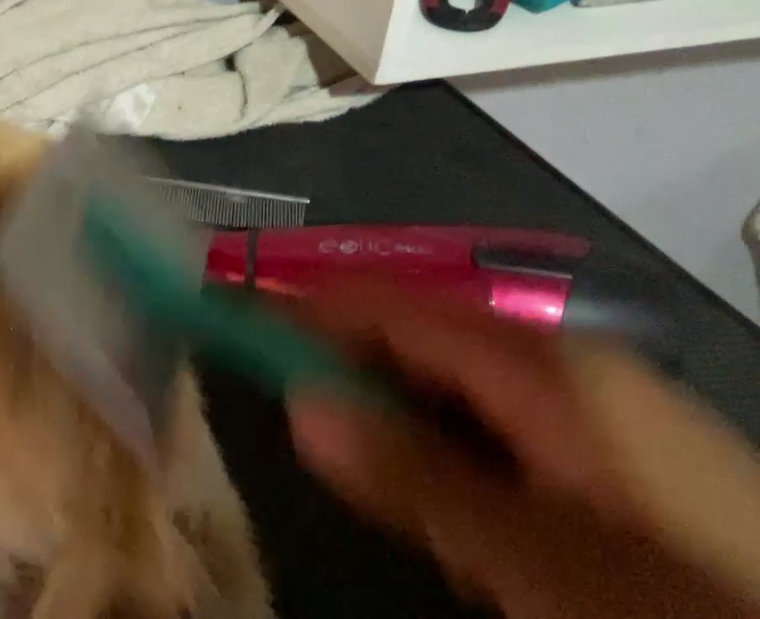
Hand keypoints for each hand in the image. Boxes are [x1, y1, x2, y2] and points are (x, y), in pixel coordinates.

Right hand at [287, 285, 759, 617]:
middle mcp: (565, 358)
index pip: (387, 304)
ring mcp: (597, 396)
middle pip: (417, 329)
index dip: (304, 308)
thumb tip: (298, 406)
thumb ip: (408, 473)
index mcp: (543, 363)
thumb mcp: (528, 552)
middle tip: (279, 388)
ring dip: (390, 393)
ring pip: (454, 370)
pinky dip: (442, 422)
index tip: (230, 319)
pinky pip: (494, 404)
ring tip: (351, 440)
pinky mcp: (615, 440)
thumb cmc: (663, 594)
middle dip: (342, 352)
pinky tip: (443, 478)